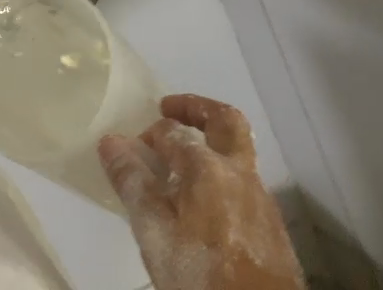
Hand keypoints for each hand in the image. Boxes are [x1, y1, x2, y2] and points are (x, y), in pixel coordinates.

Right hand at [99, 95, 303, 289]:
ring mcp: (262, 201)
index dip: (147, 135)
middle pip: (226, 122)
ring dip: (210, 147)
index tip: (127, 149)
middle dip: (196, 109)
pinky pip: (244, 186)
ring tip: (180, 167)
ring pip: (237, 155)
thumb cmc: (199, 273)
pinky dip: (221, 178)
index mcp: (208, 168)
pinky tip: (204, 207)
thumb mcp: (152, 230)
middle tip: (169, 110)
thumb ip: (132, 181)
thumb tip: (111, 140)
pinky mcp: (272, 229)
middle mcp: (240, 174)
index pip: (172, 132)